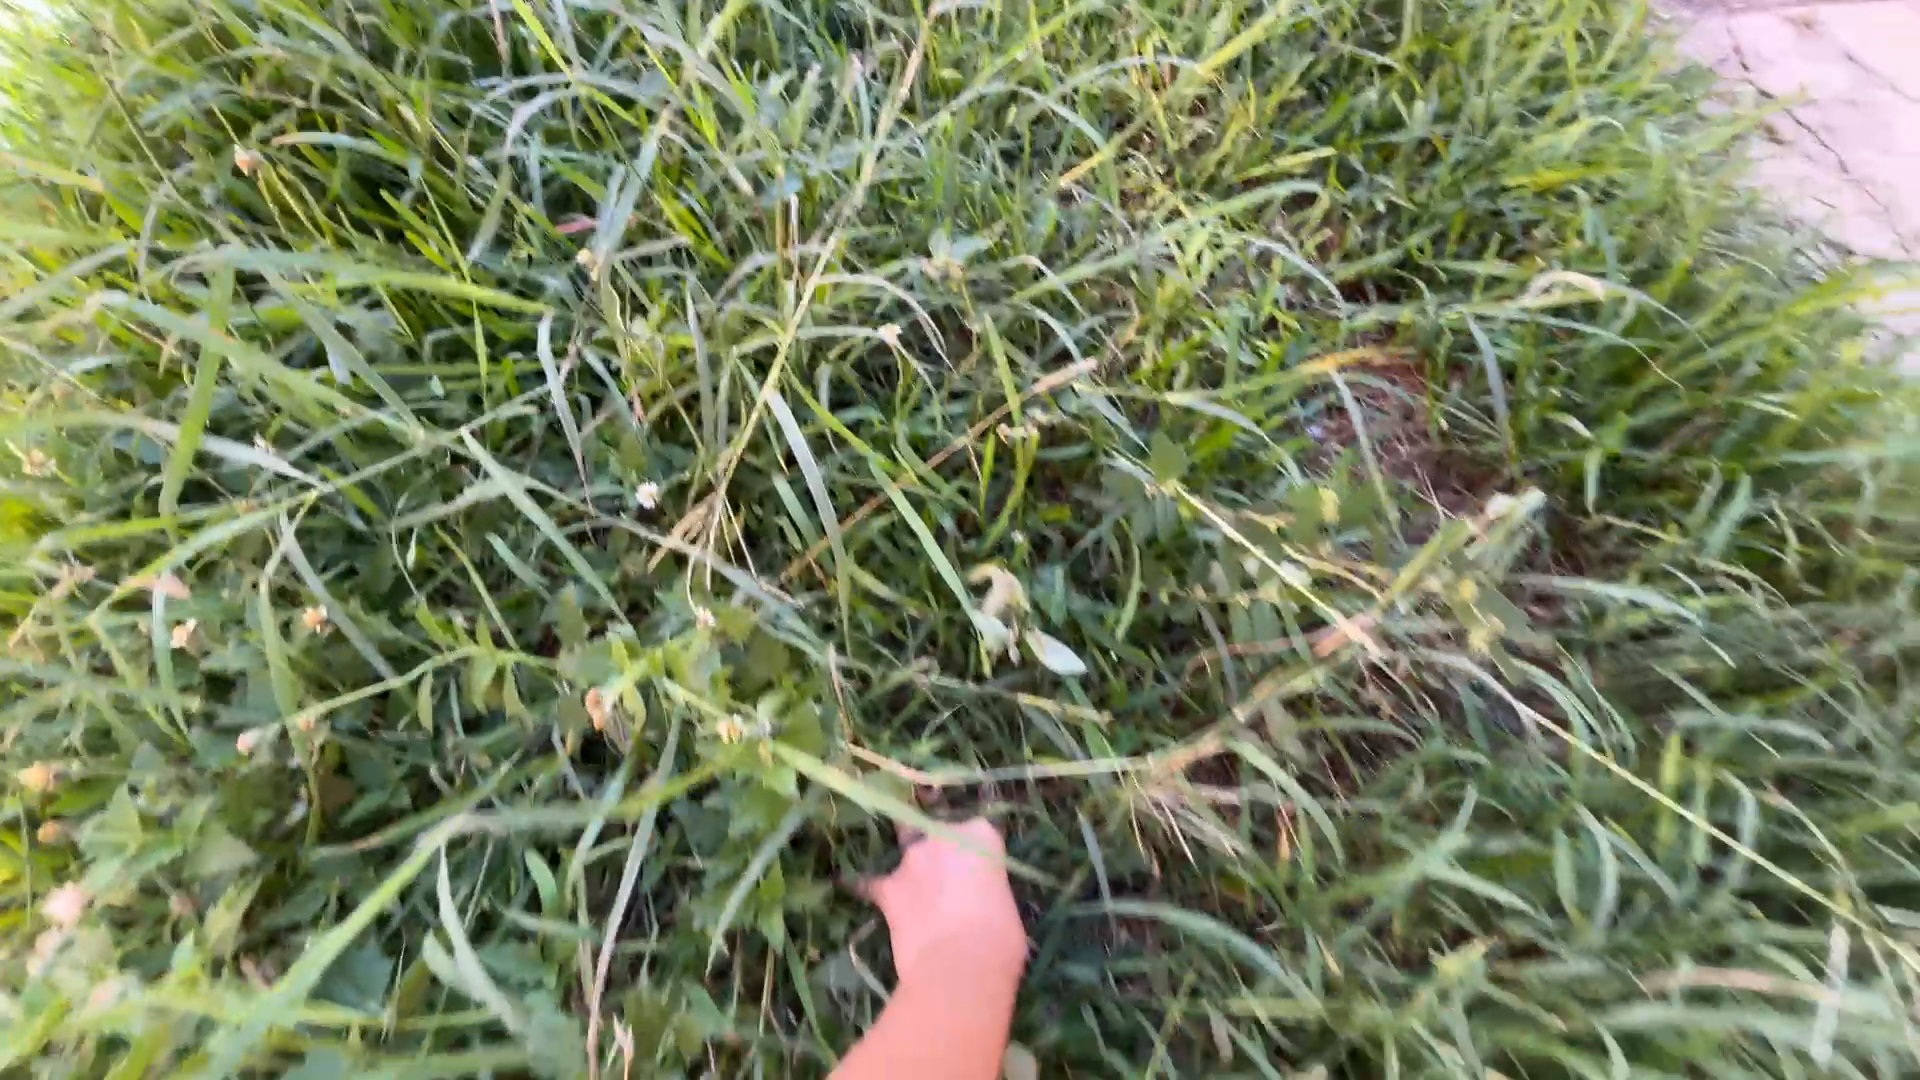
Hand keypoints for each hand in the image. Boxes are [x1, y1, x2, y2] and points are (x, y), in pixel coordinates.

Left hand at [861, 817, 1026, 983]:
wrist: (959, 971)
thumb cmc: (999, 941)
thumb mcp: (1007, 906)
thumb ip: (988, 888)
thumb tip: (980, 901)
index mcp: (981, 834)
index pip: (979, 832)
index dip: (978, 856)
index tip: (981, 876)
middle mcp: (944, 834)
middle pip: (941, 836)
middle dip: (943, 856)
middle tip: (950, 888)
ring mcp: (912, 858)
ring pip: (910, 858)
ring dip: (915, 874)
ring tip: (920, 904)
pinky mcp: (889, 886)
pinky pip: (876, 884)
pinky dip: (875, 890)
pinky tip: (871, 899)